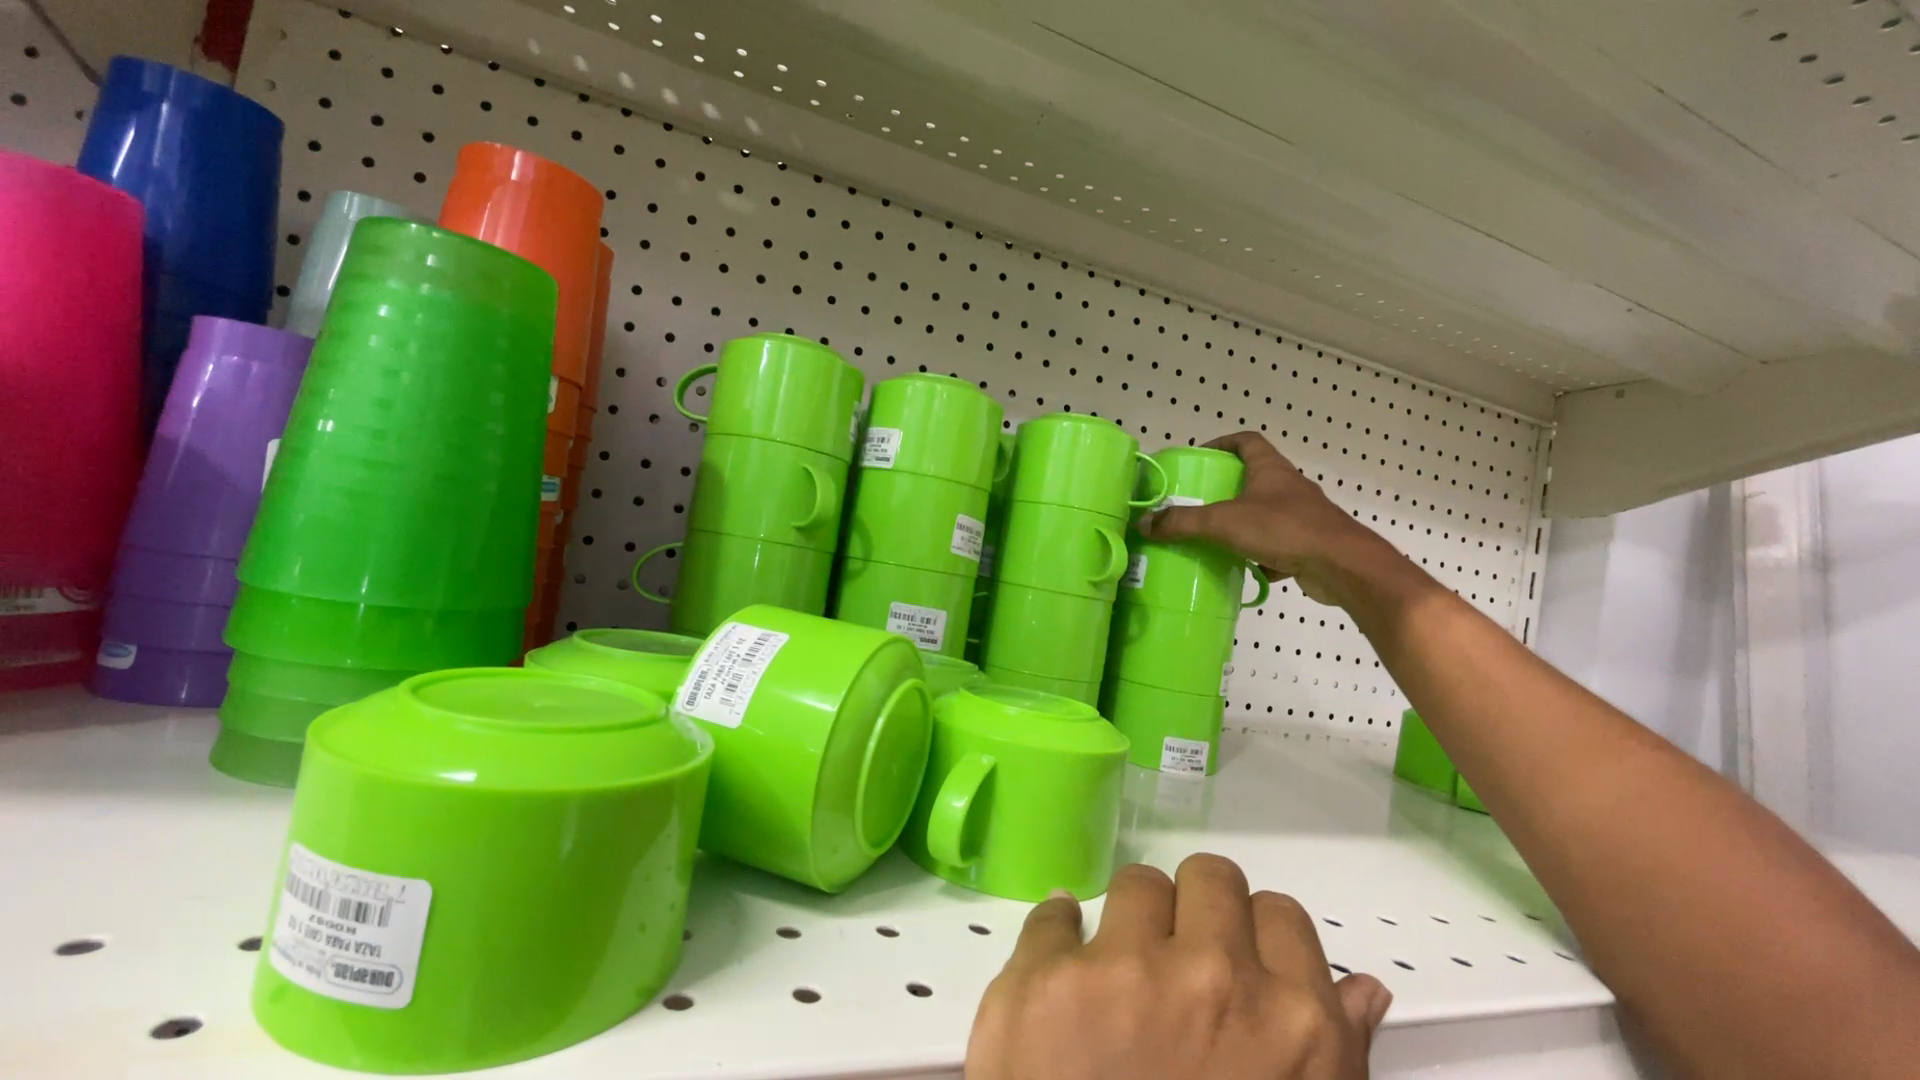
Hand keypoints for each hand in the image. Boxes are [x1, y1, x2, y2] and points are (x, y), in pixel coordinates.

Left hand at [967, 854, 1390, 1079]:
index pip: (1280, 914)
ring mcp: (1123, 972)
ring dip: (1128, 919)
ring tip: (1117, 972)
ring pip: (1135, 884)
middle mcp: (1215, 979)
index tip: (1231, 957)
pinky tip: (1058, 974)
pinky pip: (1053, 916)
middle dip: (1195, 910)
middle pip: (1210, 878)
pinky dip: (1055, 937)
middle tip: (1173, 955)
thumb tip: (1366, 988)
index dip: (1252, 934)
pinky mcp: (1044, 981)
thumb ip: (1336, 1051)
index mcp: (1293, 1024)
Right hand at [1138, 432, 1395, 607]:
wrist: (1342, 565)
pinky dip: (1257, 555)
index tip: (1200, 457)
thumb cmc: (1283, 529)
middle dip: (1224, 489)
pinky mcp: (1307, 545)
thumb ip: (1183, 522)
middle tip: (1195, 502)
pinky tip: (1241, 569)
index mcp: (1270, 469)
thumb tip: (1144, 523)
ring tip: (1212, 538)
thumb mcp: (1224, 522)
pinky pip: (1275, 545)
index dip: (1222, 443)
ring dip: (1240, 523)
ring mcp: (1301, 516)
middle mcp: (1288, 487)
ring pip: (1264, 514)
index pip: (1246, 441)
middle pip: (1253, 478)